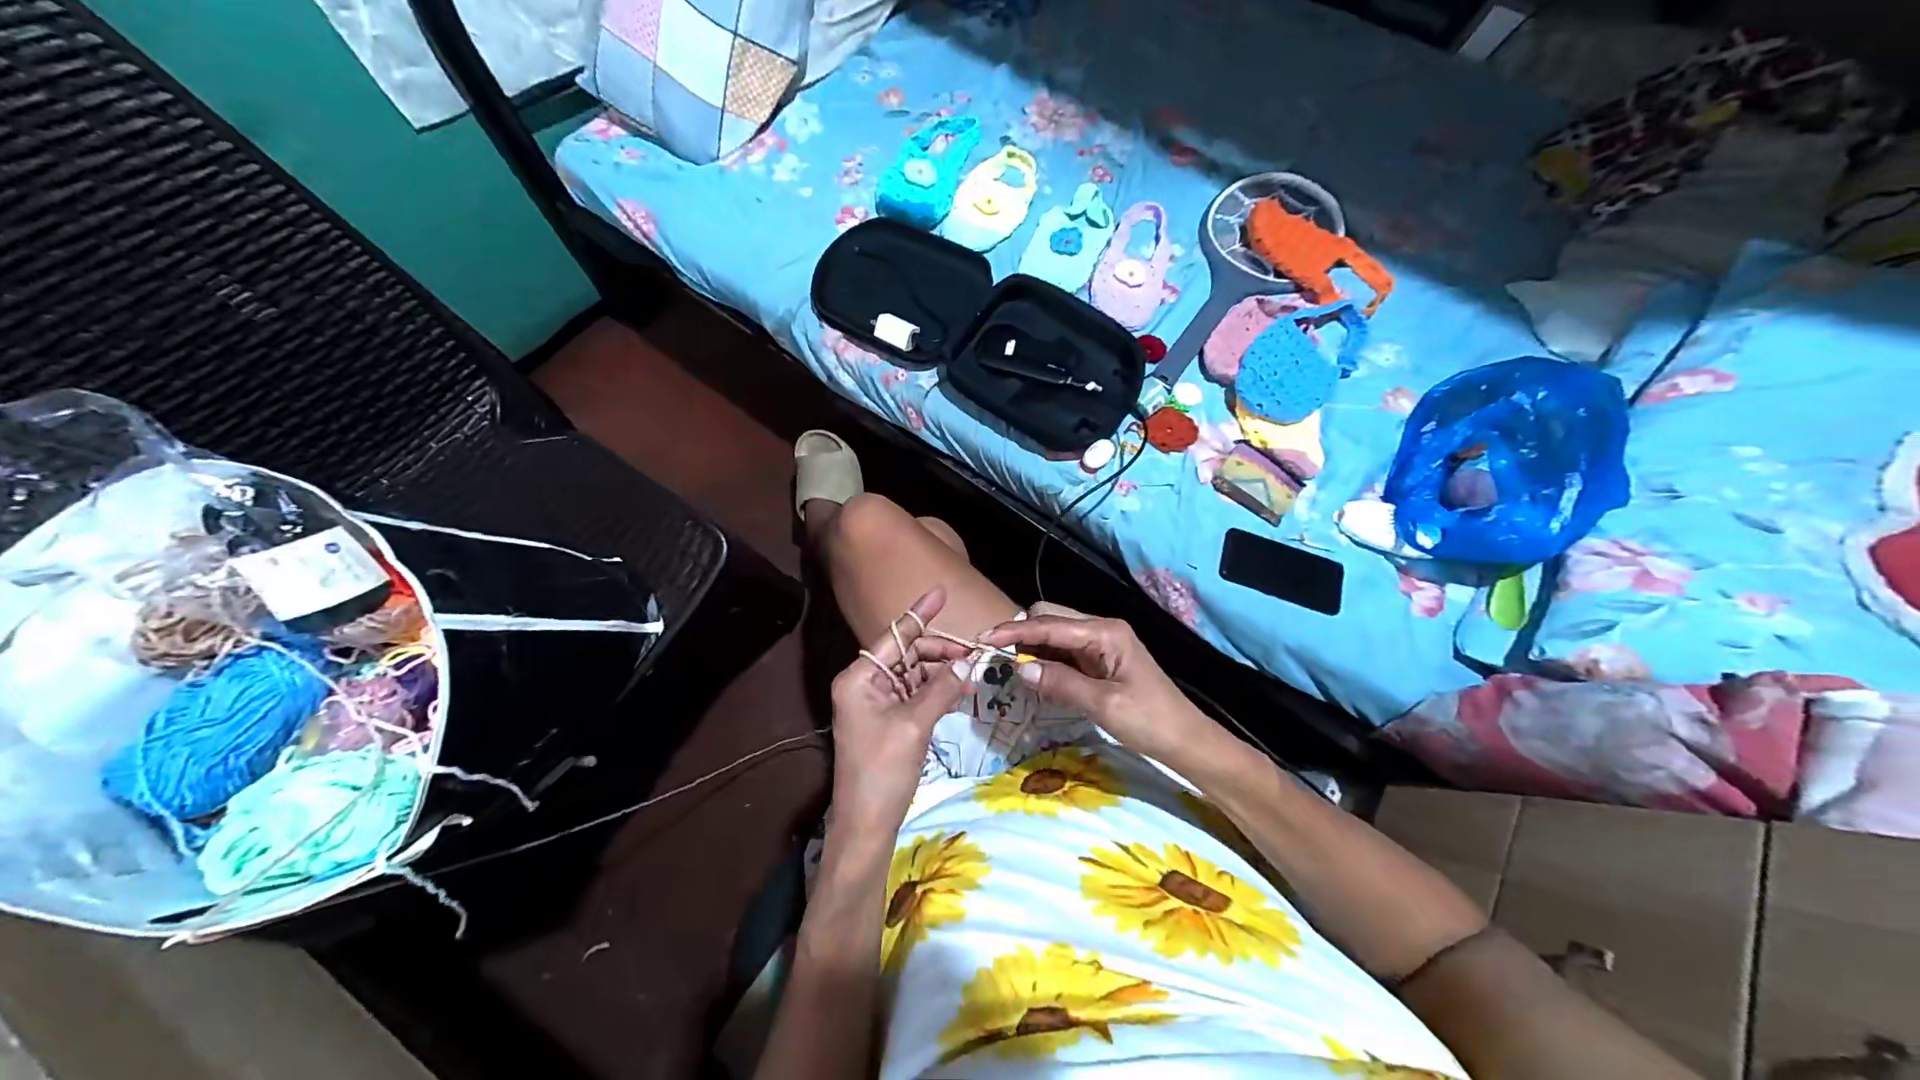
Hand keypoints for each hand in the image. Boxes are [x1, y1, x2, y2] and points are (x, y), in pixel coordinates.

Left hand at [828, 587, 971, 835]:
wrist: (867, 823)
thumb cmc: (883, 770)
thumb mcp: (915, 725)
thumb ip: (941, 688)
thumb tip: (969, 662)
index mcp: (859, 678)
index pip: (894, 636)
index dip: (920, 614)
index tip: (941, 592)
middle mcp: (864, 684)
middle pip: (907, 654)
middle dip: (939, 651)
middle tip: (974, 656)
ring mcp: (875, 703)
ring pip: (914, 674)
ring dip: (942, 673)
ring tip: (973, 677)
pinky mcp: (888, 721)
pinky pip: (915, 695)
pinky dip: (937, 692)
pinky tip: (961, 693)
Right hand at [978, 603, 1218, 763]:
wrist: (1185, 739)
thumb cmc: (1149, 721)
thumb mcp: (1103, 705)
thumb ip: (1060, 683)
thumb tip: (1020, 669)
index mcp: (1105, 632)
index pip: (1049, 623)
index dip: (1015, 631)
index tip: (985, 639)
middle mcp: (1101, 629)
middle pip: (1050, 618)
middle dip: (1021, 634)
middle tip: (997, 658)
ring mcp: (1101, 644)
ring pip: (1054, 633)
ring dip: (1031, 647)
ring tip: (1007, 666)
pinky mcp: (1099, 660)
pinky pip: (1064, 651)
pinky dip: (1045, 659)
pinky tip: (1033, 674)